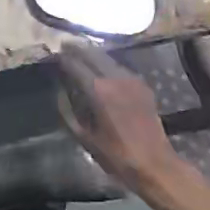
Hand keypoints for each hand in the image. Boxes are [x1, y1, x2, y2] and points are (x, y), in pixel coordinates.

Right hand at [54, 42, 193, 191]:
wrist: (155, 164)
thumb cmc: (117, 156)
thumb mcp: (85, 139)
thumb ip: (68, 113)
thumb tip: (59, 93)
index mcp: (98, 90)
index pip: (75, 64)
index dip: (63, 58)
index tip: (54, 53)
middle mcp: (115, 78)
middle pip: (93, 53)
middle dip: (78, 48)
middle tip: (65, 44)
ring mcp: (132, 80)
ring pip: (108, 57)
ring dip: (93, 53)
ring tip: (81, 51)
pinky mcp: (143, 86)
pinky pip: (121, 67)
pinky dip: (108, 63)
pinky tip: (102, 67)